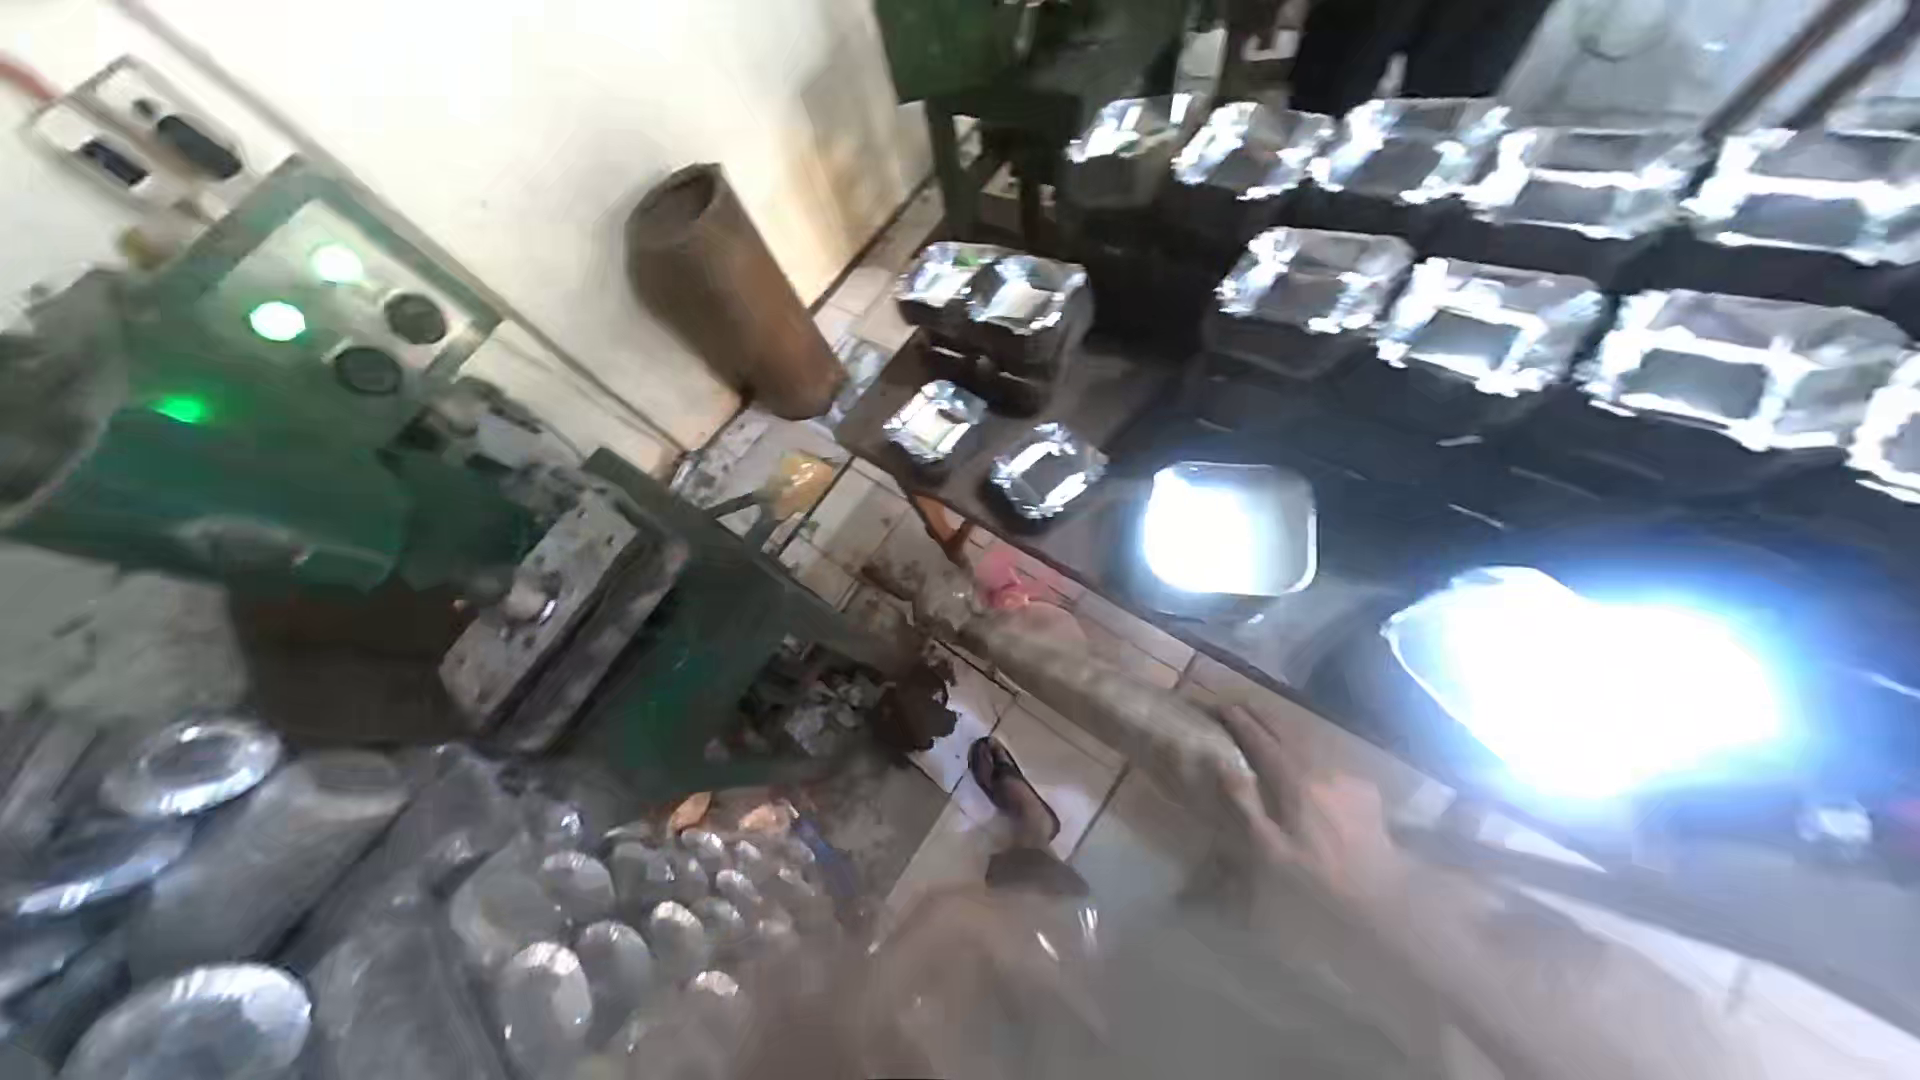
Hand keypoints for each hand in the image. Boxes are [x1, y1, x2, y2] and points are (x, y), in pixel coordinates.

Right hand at [1213, 703, 1404, 903]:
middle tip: (1238, 702)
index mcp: (1295, 781)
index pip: (1261, 740)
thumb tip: (1221, 763)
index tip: (1222, 707)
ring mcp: (1345, 773)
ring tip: (1263, 718)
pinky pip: (1326, 755)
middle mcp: (1320, 767)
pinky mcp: (1362, 785)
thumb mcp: (1270, 849)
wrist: (1383, 895)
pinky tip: (1301, 752)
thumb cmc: (1318, 876)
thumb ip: (1244, 803)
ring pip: (1307, 738)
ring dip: (1282, 725)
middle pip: (1284, 729)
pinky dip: (1306, 745)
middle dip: (1259, 713)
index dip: (1240, 721)